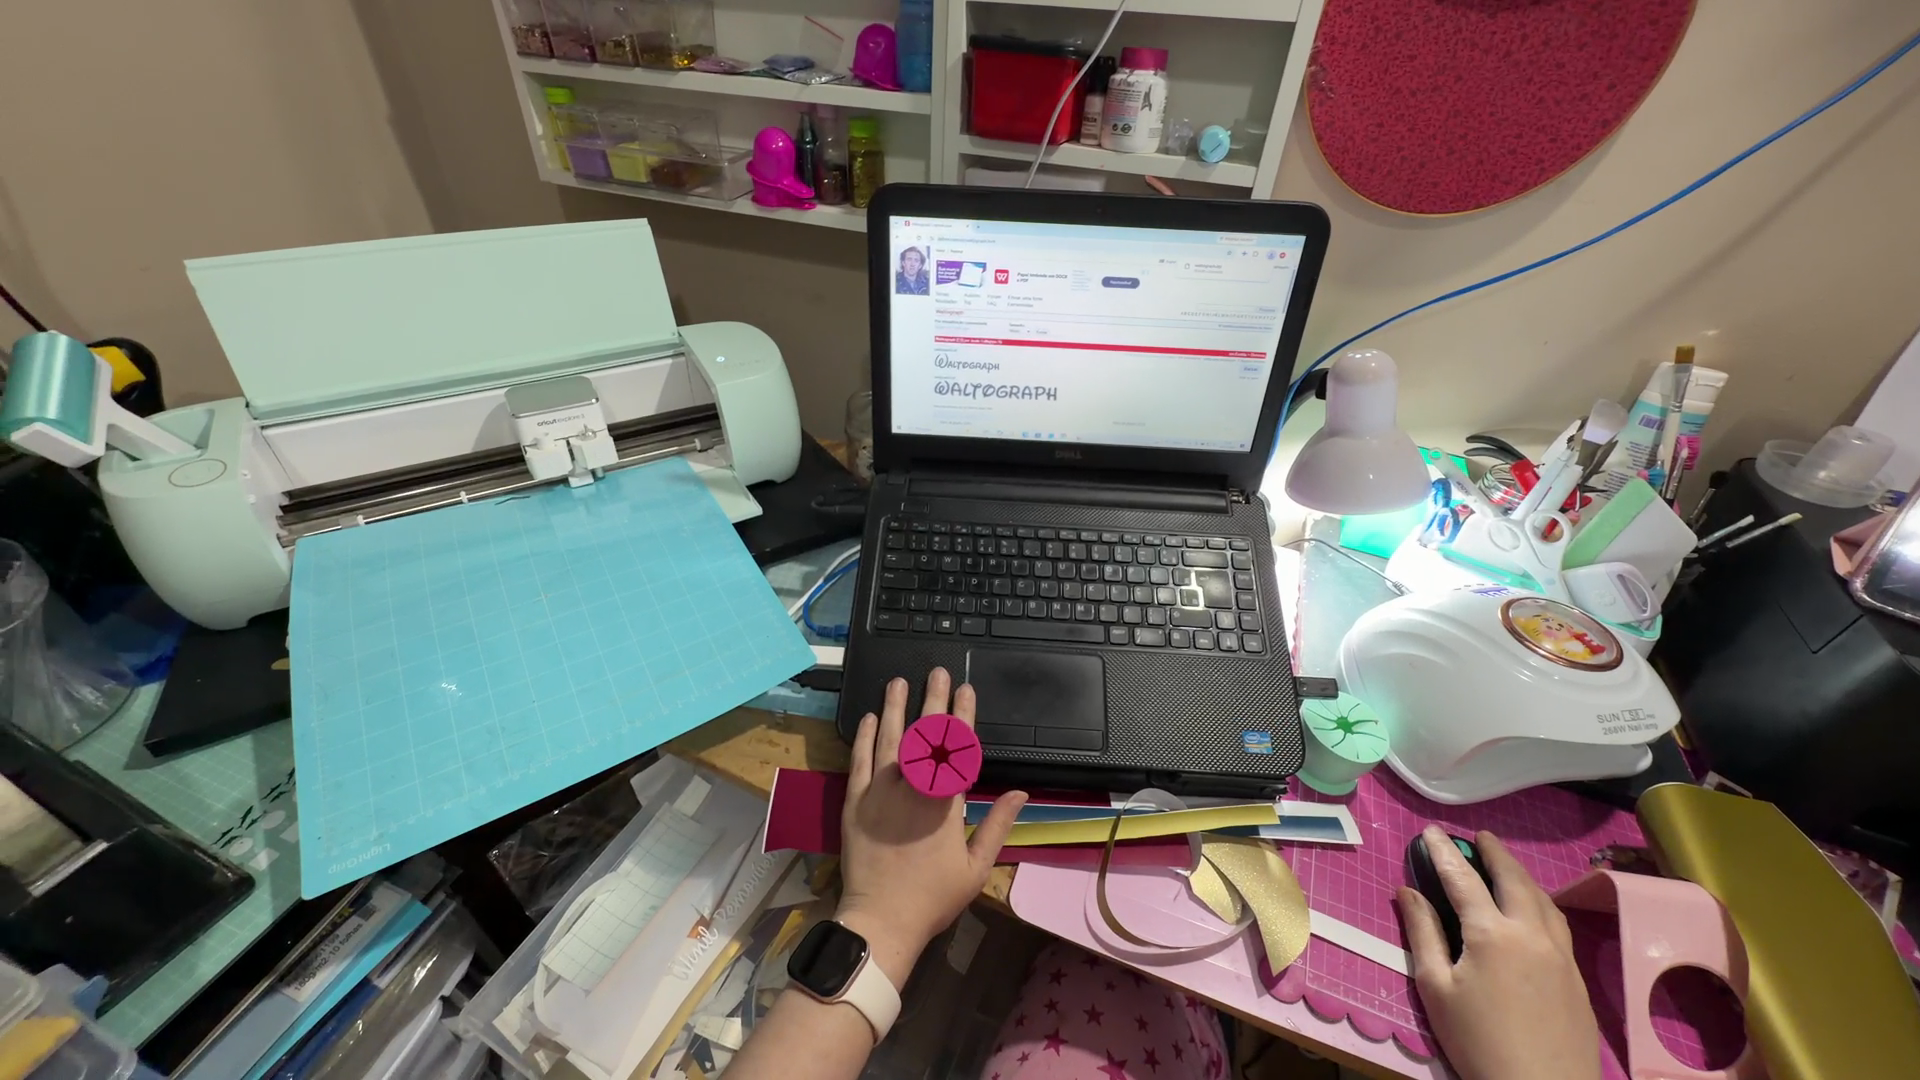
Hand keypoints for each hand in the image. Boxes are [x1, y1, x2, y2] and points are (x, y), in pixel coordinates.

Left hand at [837, 669, 1026, 986]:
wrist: (882, 921)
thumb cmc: (933, 897)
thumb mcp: (976, 867)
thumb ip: (997, 825)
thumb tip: (1019, 793)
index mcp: (944, 802)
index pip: (957, 748)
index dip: (963, 716)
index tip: (966, 690)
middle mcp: (913, 788)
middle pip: (924, 735)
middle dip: (932, 700)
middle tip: (936, 672)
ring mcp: (880, 792)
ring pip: (889, 740)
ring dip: (895, 708)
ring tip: (898, 682)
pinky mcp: (855, 802)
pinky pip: (859, 761)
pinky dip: (864, 738)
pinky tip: (868, 718)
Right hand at [1397, 826, 1601, 1079]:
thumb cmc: (1477, 1040)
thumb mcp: (1435, 987)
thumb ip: (1422, 933)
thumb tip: (1407, 891)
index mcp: (1491, 934)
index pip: (1462, 879)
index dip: (1444, 852)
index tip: (1430, 831)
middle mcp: (1531, 934)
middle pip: (1514, 880)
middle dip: (1495, 853)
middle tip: (1479, 836)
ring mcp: (1560, 956)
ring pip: (1543, 900)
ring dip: (1522, 875)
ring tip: (1506, 864)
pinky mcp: (1577, 978)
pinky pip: (1558, 924)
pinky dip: (1540, 902)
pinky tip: (1533, 907)